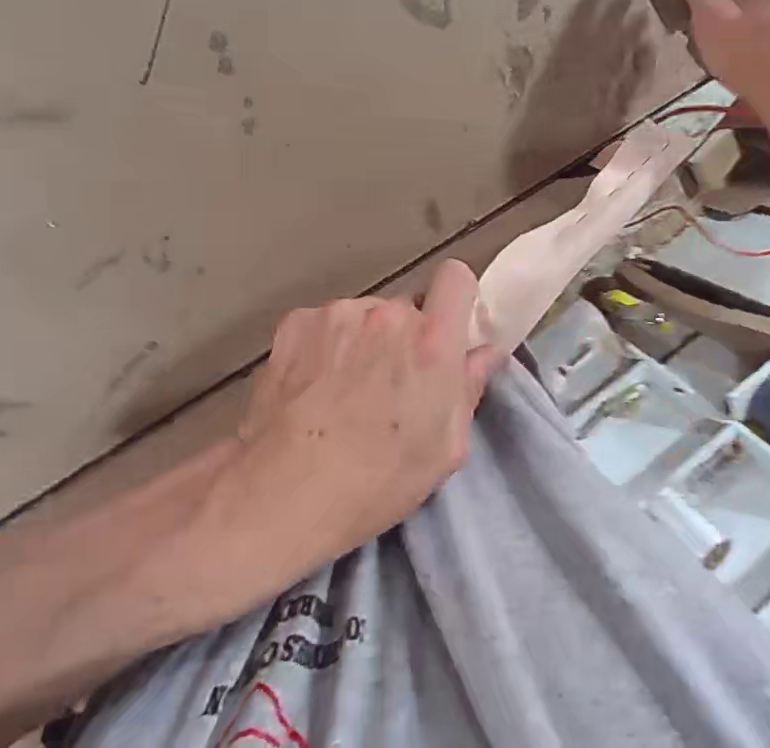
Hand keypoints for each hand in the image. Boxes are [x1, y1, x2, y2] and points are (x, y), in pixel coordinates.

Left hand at [231, 260, 498, 566]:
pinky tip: (311, 386)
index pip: (456, 277)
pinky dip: (324, 345)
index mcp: (432, 342)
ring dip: (362, 340)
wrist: (284, 492)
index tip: (447, 330)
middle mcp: (387, 314)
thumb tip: (486, 352)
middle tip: (388, 382)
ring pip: (363, 316)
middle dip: (404, 336)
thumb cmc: (377, 480)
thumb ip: (469, 387)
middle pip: (406, 307)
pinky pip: (324, 324)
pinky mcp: (296, 322)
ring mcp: (337, 314)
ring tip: (342, 390)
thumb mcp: (445, 448)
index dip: (455, 299)